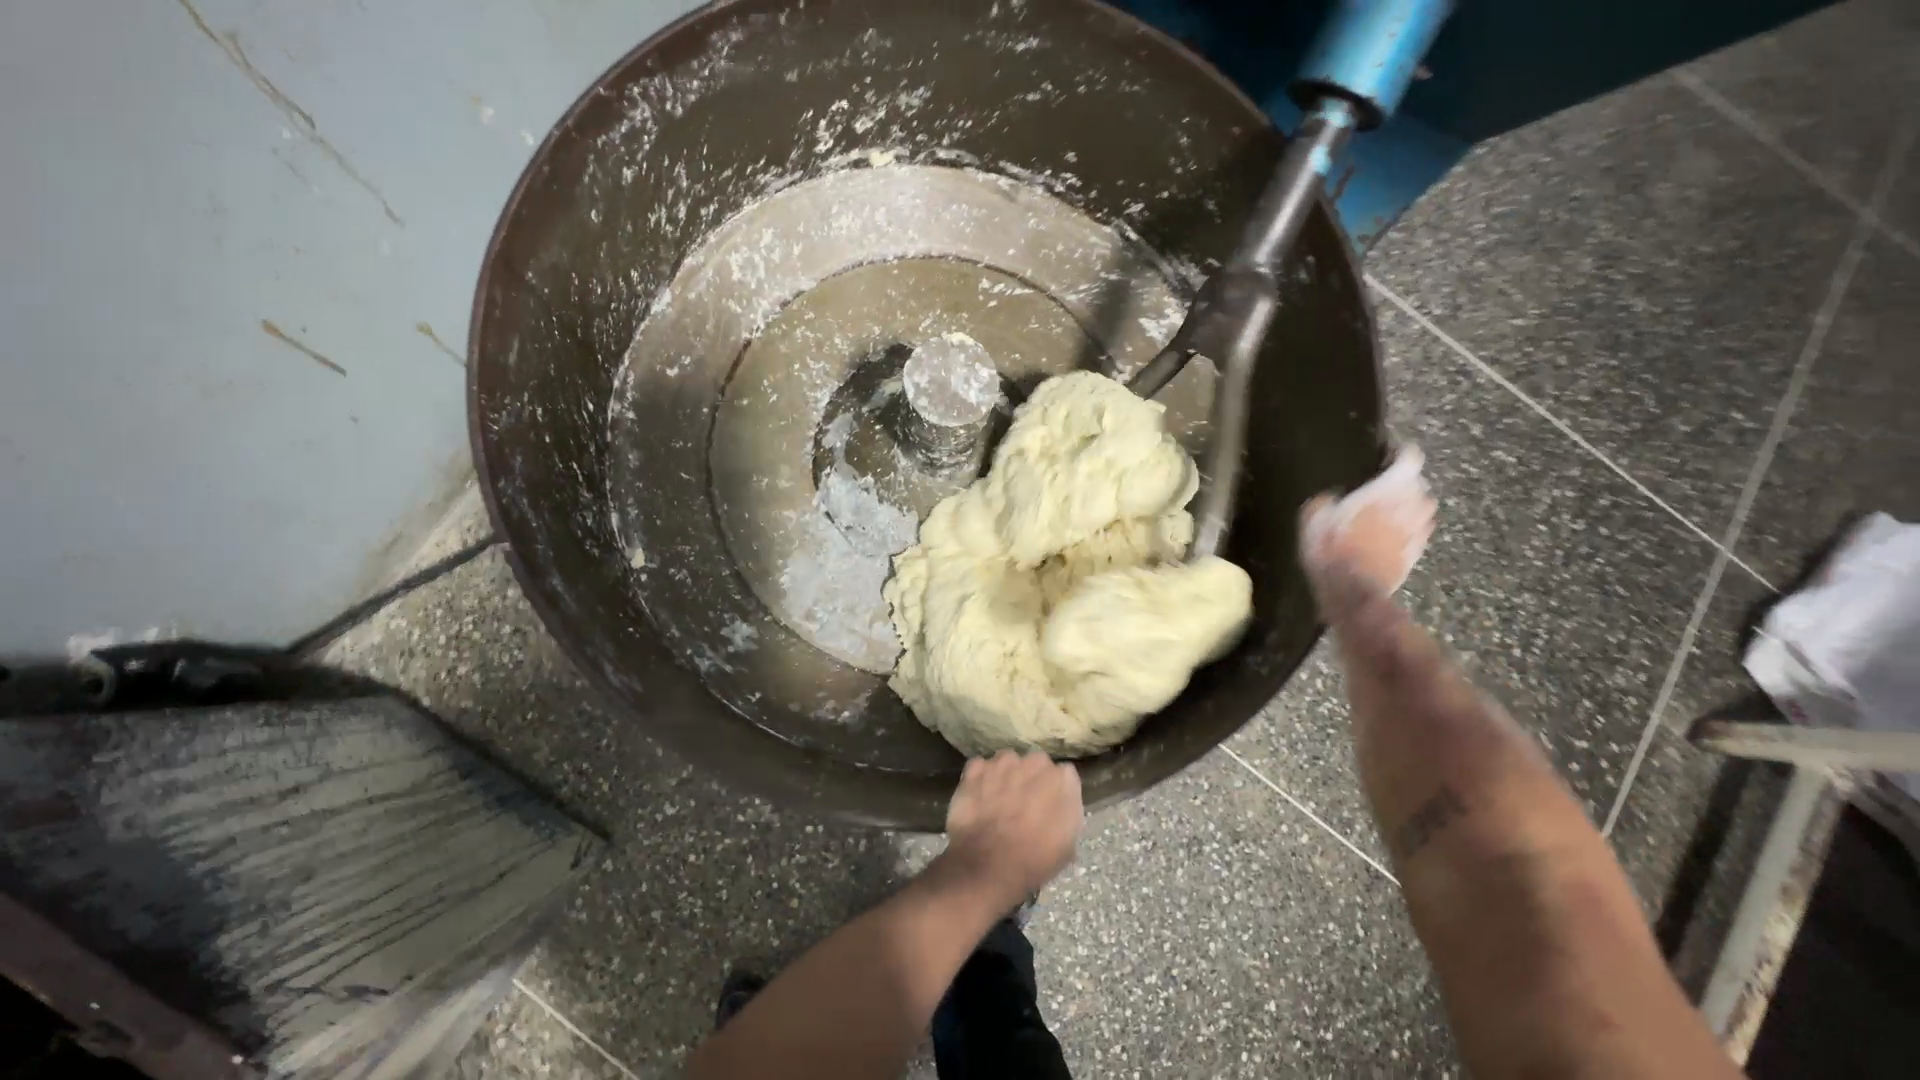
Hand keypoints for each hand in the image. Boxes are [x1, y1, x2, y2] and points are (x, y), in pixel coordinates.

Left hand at [940, 751, 1083, 907]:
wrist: (989, 865)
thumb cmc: (1035, 860)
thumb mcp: (1067, 844)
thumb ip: (1068, 812)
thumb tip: (1061, 802)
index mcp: (1061, 779)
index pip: (1063, 774)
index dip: (1055, 791)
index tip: (1049, 807)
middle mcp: (1034, 763)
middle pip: (1035, 763)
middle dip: (1031, 778)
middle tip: (1023, 803)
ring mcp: (1002, 763)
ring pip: (1007, 762)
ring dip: (1005, 775)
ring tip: (998, 800)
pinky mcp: (974, 770)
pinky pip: (980, 767)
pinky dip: (980, 779)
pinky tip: (979, 798)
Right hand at [1300, 445, 1435, 611]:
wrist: (1352, 590)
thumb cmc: (1332, 547)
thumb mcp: (1315, 518)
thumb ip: (1327, 501)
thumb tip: (1334, 499)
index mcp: (1389, 490)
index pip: (1410, 460)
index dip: (1401, 453)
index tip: (1390, 454)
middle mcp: (1411, 505)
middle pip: (1419, 484)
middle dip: (1406, 483)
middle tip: (1387, 486)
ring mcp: (1417, 530)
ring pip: (1425, 508)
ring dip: (1413, 506)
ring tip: (1395, 509)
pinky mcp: (1417, 553)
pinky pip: (1420, 533)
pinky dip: (1412, 529)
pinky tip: (1396, 535)